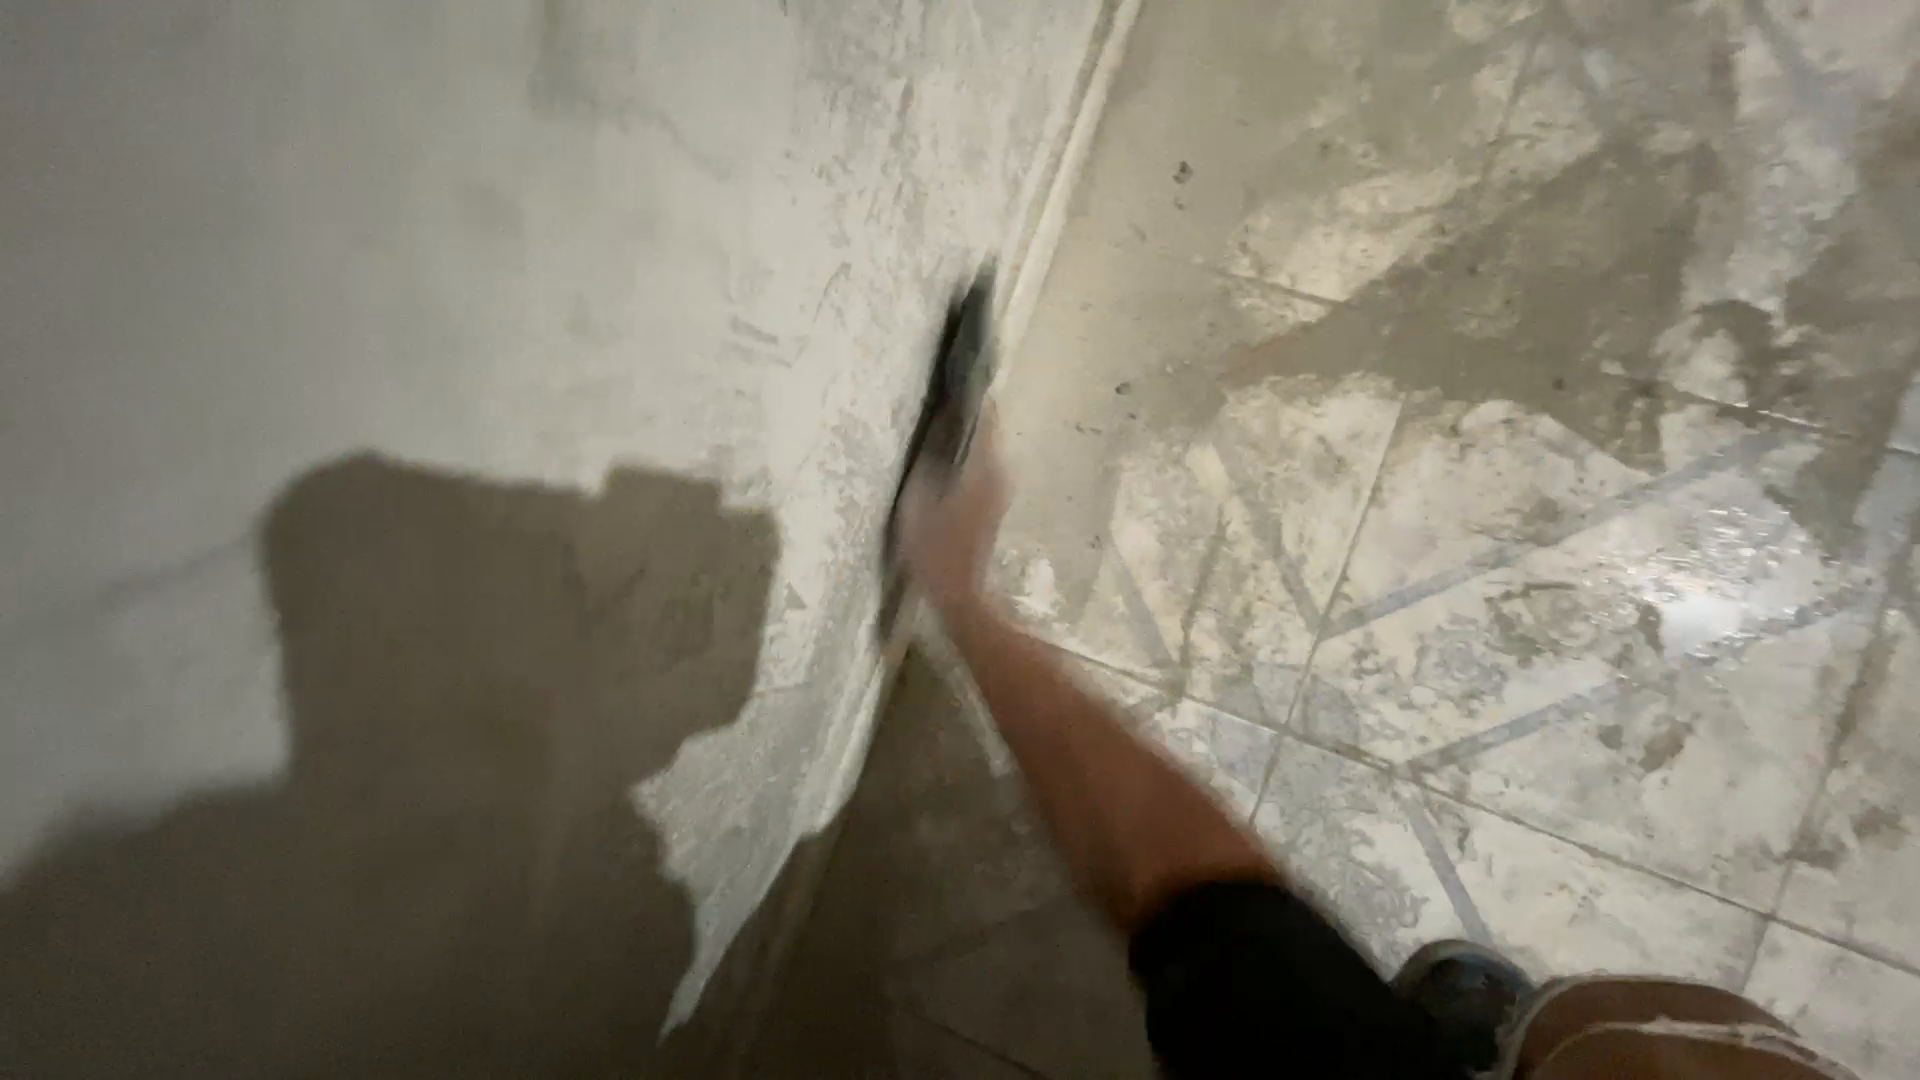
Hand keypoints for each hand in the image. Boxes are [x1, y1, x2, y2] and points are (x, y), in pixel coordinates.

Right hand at [895, 411, 1008, 610]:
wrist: (960, 594)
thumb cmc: (934, 550)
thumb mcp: (918, 500)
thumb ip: (929, 457)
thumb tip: (936, 421)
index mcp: (984, 466)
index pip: (986, 415)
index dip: (970, 394)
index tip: (951, 376)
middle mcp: (1000, 472)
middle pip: (986, 429)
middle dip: (964, 412)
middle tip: (935, 399)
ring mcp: (1000, 488)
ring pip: (984, 446)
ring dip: (964, 434)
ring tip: (935, 423)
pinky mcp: (993, 501)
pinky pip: (981, 464)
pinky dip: (965, 454)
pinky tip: (942, 457)